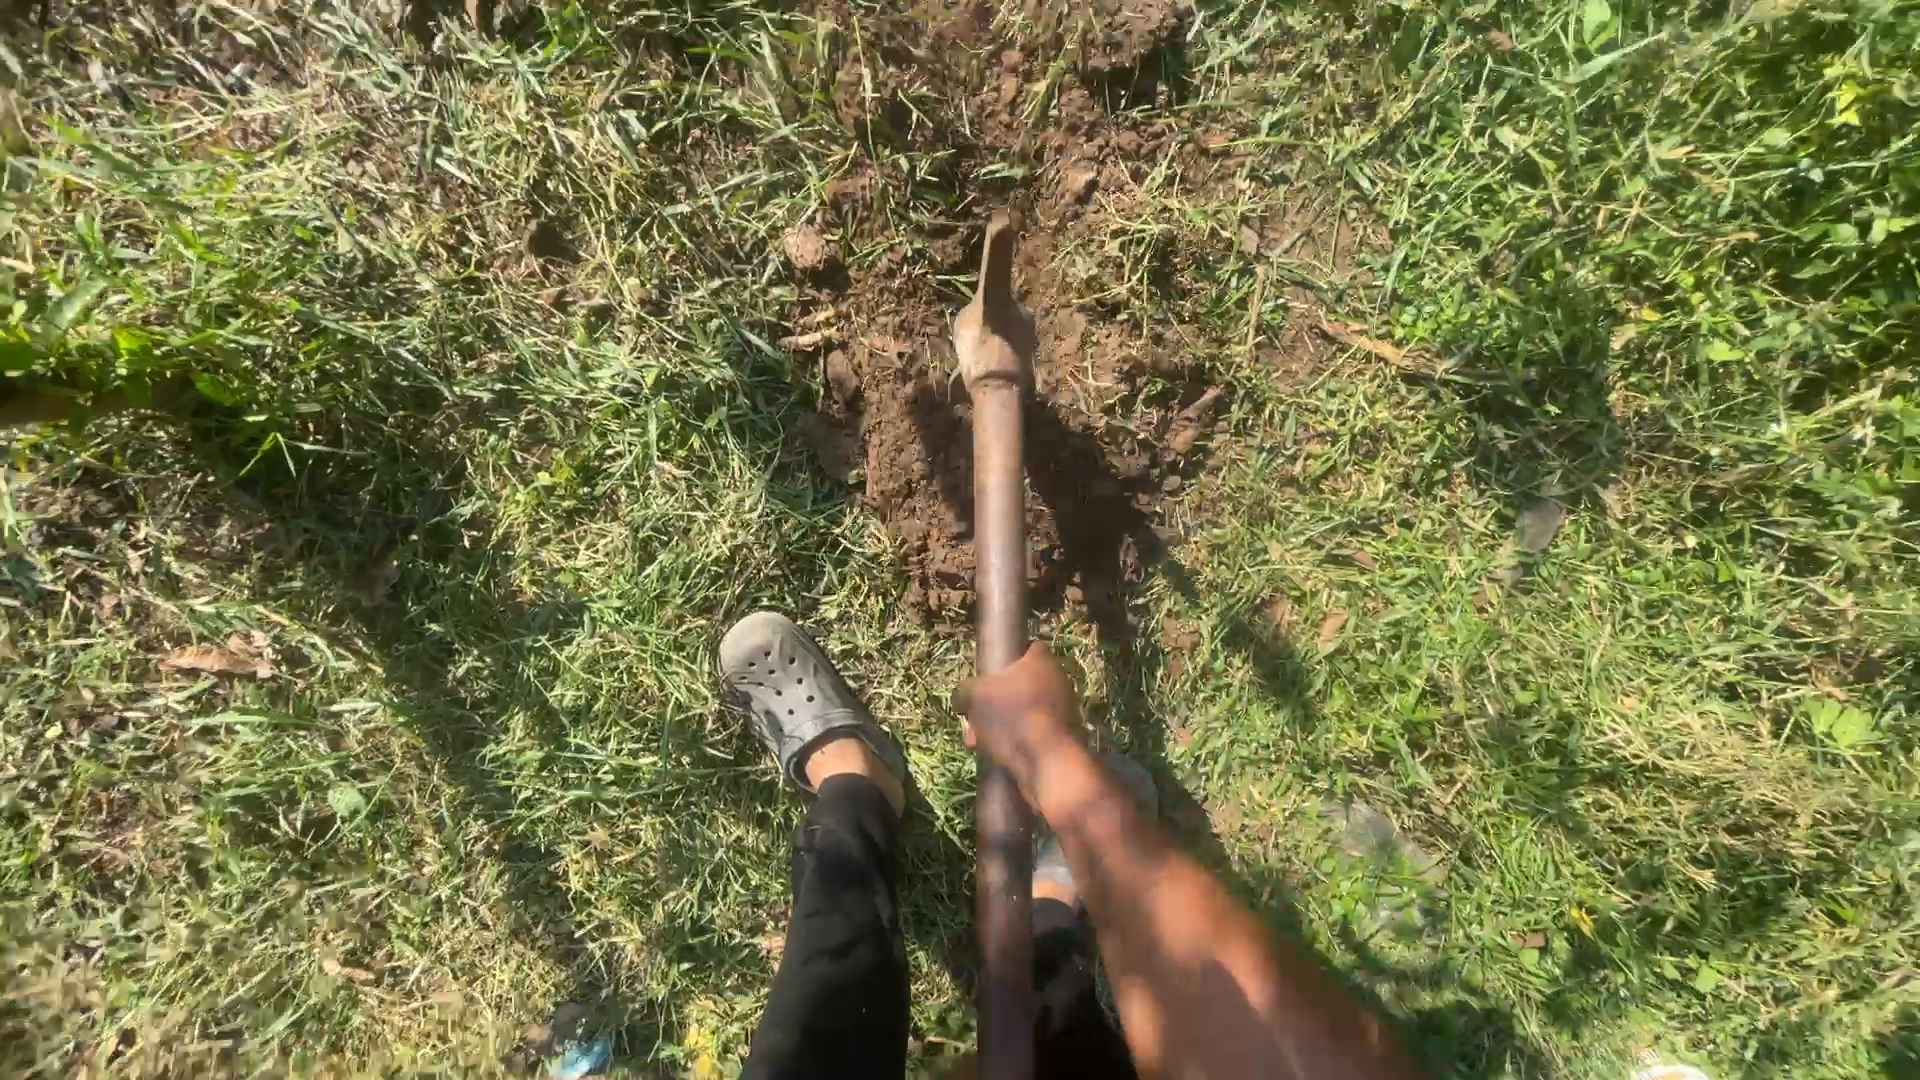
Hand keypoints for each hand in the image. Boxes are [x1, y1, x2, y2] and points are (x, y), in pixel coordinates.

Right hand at [952, 643, 1083, 788]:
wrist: (1048, 763)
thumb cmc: (1013, 716)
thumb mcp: (974, 695)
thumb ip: (964, 690)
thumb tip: (963, 698)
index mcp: (1043, 661)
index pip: (1030, 648)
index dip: (1009, 658)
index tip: (991, 674)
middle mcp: (1059, 682)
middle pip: (1021, 685)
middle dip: (996, 702)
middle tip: (976, 717)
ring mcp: (1065, 711)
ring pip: (1024, 712)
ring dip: (1001, 725)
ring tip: (979, 741)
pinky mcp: (1065, 738)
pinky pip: (1034, 733)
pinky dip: (1017, 742)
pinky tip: (997, 755)